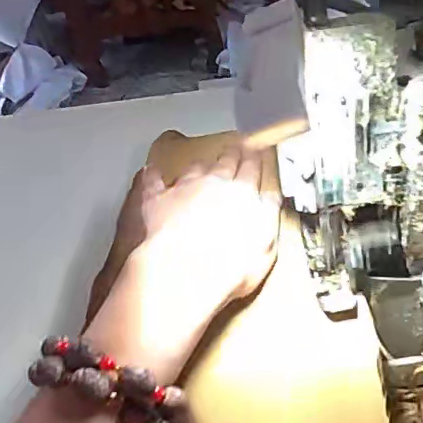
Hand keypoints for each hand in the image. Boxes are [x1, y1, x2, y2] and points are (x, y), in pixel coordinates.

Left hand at [87, 148, 278, 381]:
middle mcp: (214, 183)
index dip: (256, 158)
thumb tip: (271, 200)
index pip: (253, 168)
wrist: (185, 274)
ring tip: (202, 163)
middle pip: (225, 162)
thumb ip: (268, 217)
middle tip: (235, 148)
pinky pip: (153, 182)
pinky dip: (153, 176)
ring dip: (200, 165)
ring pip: (194, 168)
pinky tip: (150, 172)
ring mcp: (184, 189)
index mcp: (244, 192)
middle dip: (232, 154)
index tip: (257, 152)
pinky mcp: (157, 201)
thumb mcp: (266, 246)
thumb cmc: (228, 267)